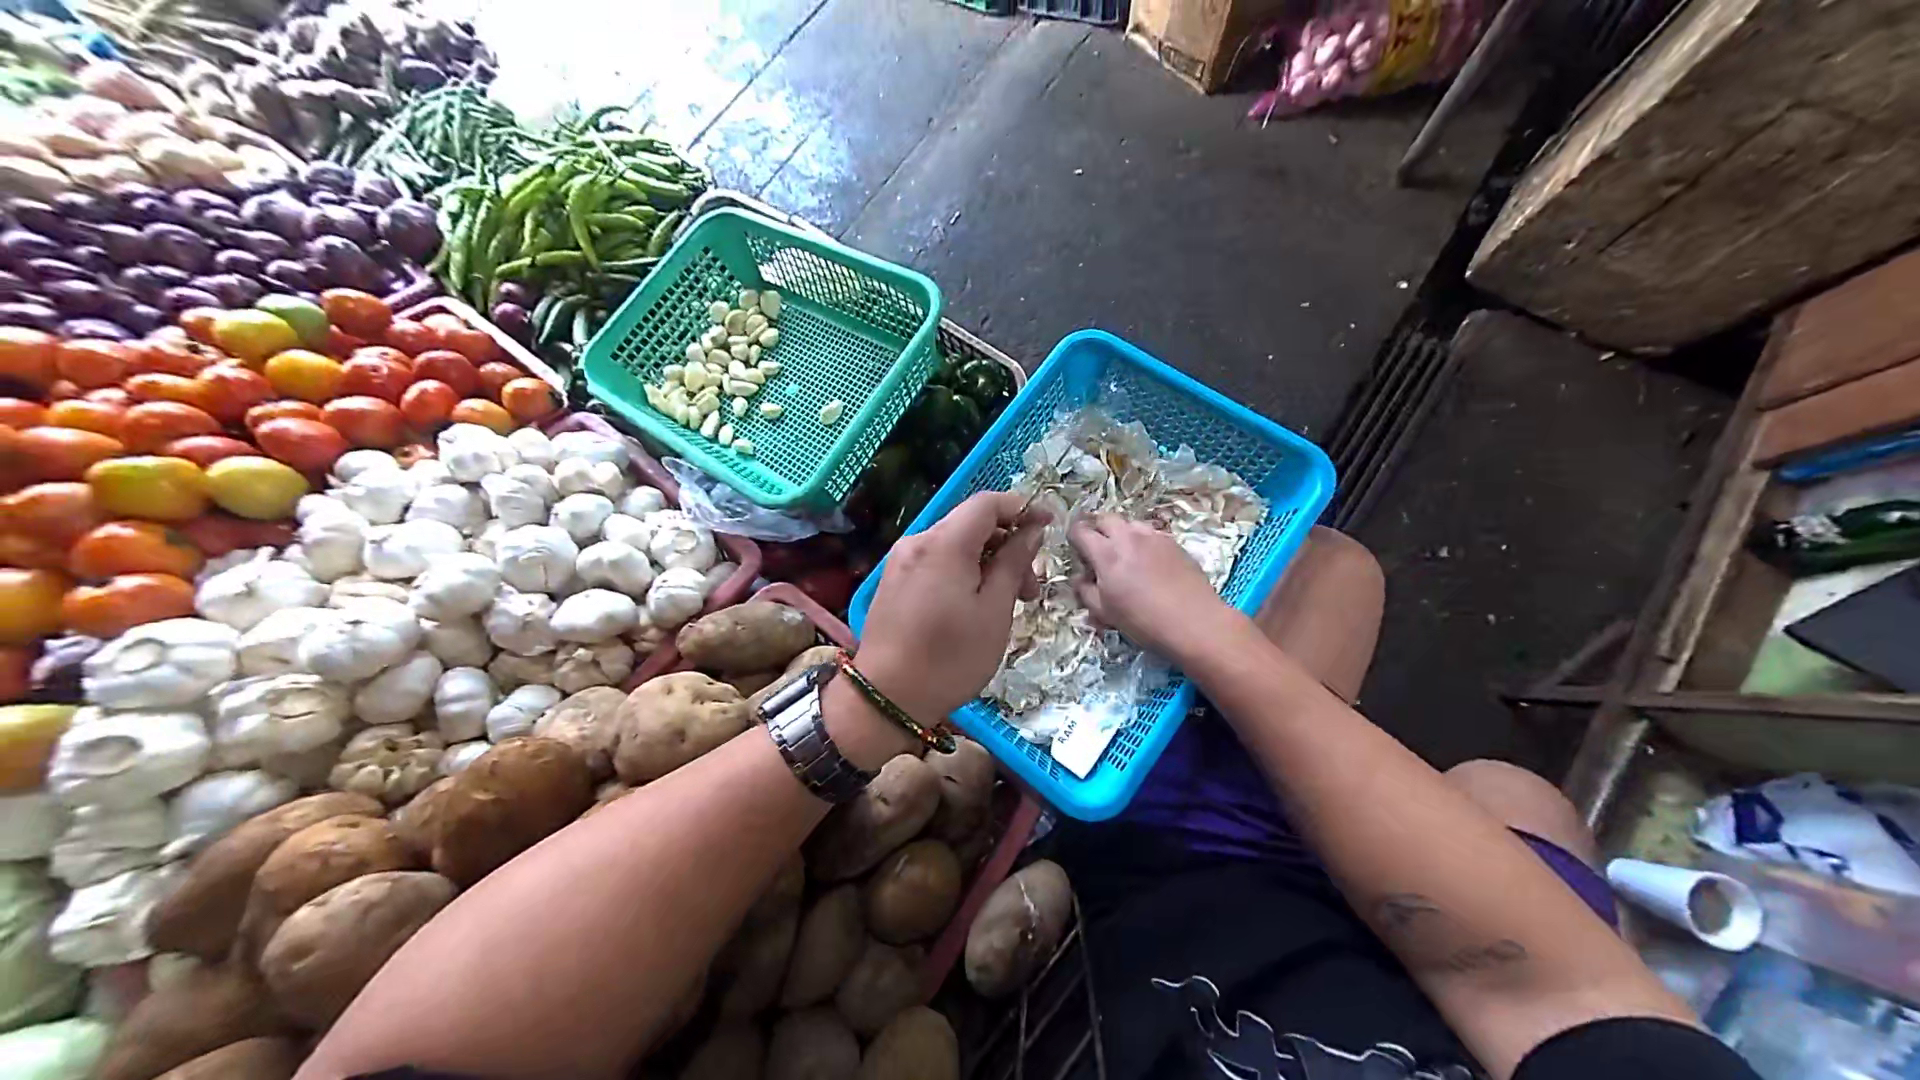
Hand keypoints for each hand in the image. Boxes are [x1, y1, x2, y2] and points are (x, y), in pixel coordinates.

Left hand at [854, 492, 1049, 726]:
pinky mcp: (894, 581)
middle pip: (971, 523)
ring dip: (988, 561)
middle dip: (1008, 544)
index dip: (1021, 507)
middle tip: (1030, 588)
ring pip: (955, 544)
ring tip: (1007, 602)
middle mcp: (918, 541)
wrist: (886, 697)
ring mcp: (901, 561)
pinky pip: (937, 561)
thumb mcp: (994, 611)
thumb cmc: (950, 657)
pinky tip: (976, 603)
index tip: (1048, 525)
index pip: (987, 503)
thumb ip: (1014, 562)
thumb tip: (1031, 529)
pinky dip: (963, 570)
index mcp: (944, 543)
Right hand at [1068, 513, 1241, 662]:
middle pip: (1105, 518)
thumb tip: (1081, 579)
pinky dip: (1143, 542)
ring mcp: (1154, 537)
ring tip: (1125, 554)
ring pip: (1130, 523)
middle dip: (1097, 529)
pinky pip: (1151, 534)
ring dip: (1121, 533)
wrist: (1195, 622)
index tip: (1077, 550)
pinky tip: (1149, 563)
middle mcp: (1128, 537)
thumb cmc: (1143, 621)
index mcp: (1106, 553)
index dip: (1074, 537)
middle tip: (1098, 550)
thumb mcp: (1105, 612)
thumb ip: (1085, 591)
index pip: (1080, 531)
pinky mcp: (1174, 543)